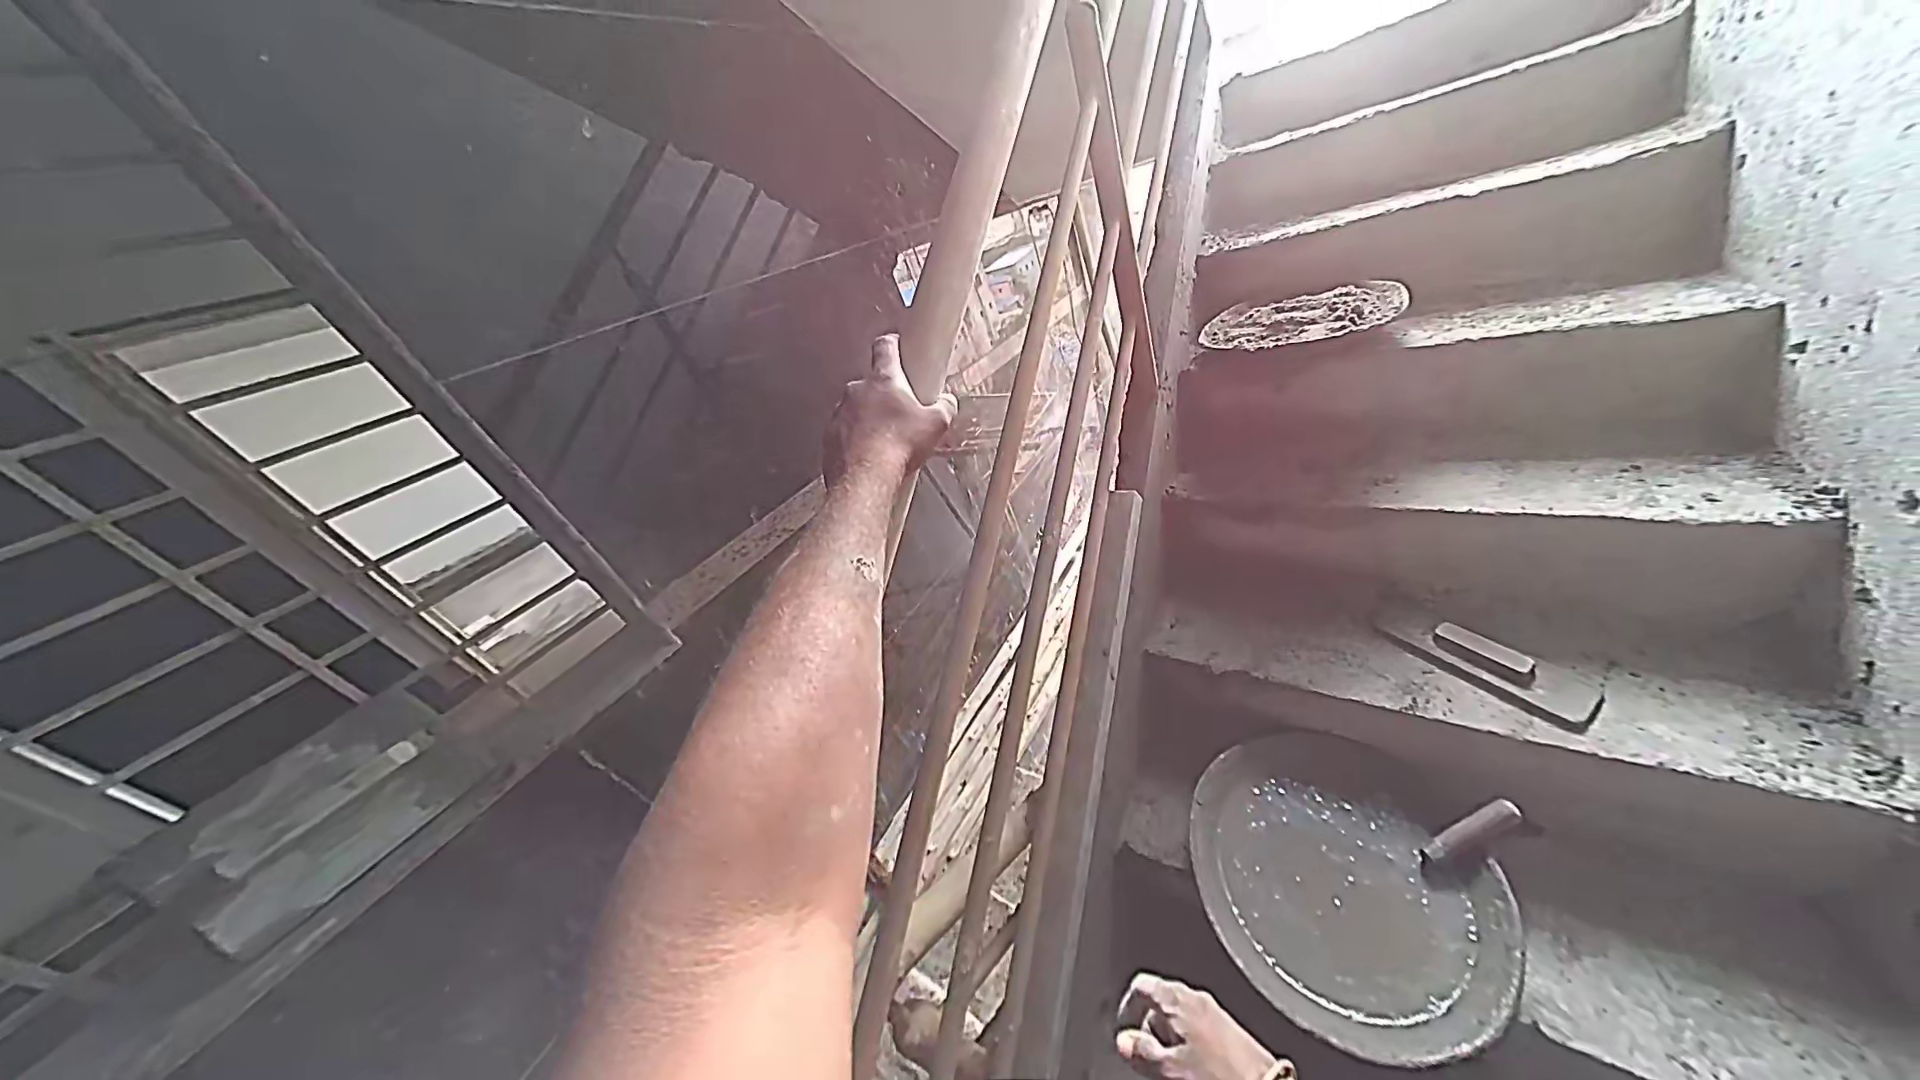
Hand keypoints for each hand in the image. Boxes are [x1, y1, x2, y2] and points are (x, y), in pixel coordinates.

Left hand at [824, 334, 955, 486]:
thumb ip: (944, 408)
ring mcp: (840, 413)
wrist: (866, 477)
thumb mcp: (935, 425)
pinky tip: (868, 455)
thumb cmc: (898, 446)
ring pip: (855, 409)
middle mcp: (857, 391)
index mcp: (884, 381)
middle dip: (883, 395)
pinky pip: (844, 432)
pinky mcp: (829, 436)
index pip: (885, 349)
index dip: (891, 344)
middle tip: (898, 413)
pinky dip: (854, 440)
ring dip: (867, 419)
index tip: (894, 343)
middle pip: (871, 384)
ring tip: (884, 440)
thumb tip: (948, 403)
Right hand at [1115, 973, 1288, 1079]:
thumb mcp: (1172, 1070)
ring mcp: (1215, 1013)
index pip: (1141, 986)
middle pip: (1159, 1002)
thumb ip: (1142, 1053)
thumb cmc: (1221, 1077)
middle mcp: (1196, 998)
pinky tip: (1196, 1072)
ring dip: (1171, 1042)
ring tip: (1176, 1072)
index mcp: (1178, 999)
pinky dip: (1190, 1047)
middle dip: (1151, 1031)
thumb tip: (1124, 1042)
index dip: (1128, 1008)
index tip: (1127, 1035)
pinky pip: (1198, 1030)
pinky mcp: (1230, 1031)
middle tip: (1152, 1062)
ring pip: (1179, 1019)